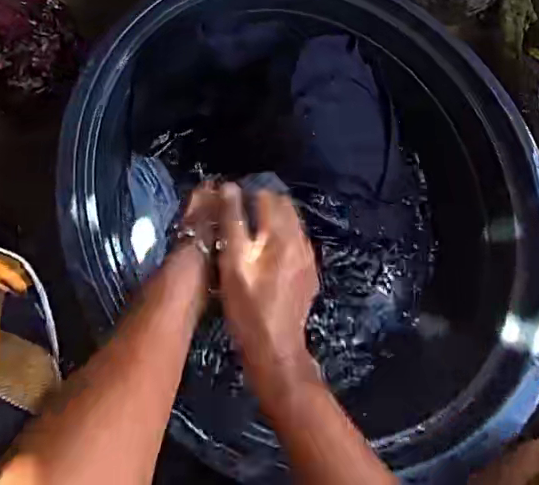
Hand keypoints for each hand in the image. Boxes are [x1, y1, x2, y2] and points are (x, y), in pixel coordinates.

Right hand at [208, 182, 319, 387]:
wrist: (276, 351)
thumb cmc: (247, 307)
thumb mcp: (232, 263)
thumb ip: (232, 221)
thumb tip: (229, 188)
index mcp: (281, 235)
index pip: (267, 195)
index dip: (247, 193)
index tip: (229, 200)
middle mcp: (300, 240)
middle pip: (283, 204)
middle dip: (261, 202)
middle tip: (238, 213)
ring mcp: (307, 258)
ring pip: (291, 222)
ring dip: (272, 219)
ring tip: (249, 232)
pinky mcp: (308, 273)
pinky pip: (295, 241)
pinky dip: (280, 237)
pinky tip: (264, 253)